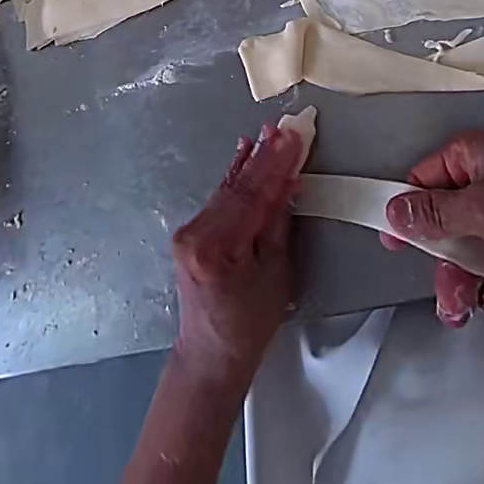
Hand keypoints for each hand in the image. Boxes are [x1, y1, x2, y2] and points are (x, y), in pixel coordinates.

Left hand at [169, 121, 302, 386]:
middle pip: (239, 187)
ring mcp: (189, 231)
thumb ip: (277, 223)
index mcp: (216, 249)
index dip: (277, 165)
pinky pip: (218, 197)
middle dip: (266, 156)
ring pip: (227, 188)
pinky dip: (235, 176)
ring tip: (270, 134)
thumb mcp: (276, 275)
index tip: (294, 140)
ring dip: (252, 160)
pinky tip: (244, 153)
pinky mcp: (190, 231)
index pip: (254, 196)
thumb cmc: (247, 326)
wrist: (211, 354)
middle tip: (286, 129)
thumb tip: (288, 184)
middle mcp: (195, 234)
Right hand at [383, 130, 483, 325]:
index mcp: (471, 154)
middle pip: (444, 217)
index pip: (420, 180)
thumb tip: (397, 211)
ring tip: (469, 303)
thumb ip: (435, 213)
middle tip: (446, 287)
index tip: (395, 239)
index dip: (406, 212)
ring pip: (470, 240)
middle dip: (443, 259)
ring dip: (466, 275)